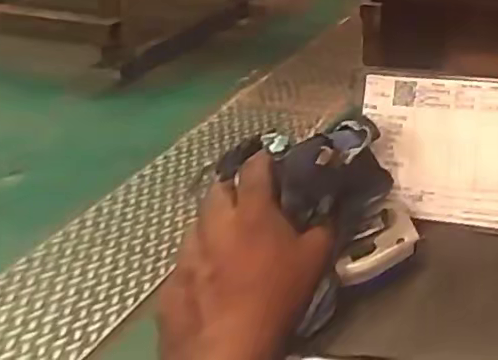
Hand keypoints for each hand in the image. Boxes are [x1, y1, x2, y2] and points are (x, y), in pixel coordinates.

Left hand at [159, 151, 337, 359]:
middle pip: (217, 188)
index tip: (276, 158)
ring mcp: (186, 258)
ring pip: (197, 224)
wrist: (225, 355)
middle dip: (233, 184)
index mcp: (251, 211)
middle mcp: (214, 225)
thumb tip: (329, 207)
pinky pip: (184, 261)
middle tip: (251, 194)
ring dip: (214, 221)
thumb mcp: (316, 256)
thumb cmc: (276, 297)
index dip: (265, 157)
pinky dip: (199, 258)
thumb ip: (324, 223)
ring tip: (231, 234)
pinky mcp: (169, 290)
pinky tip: (211, 274)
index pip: (254, 166)